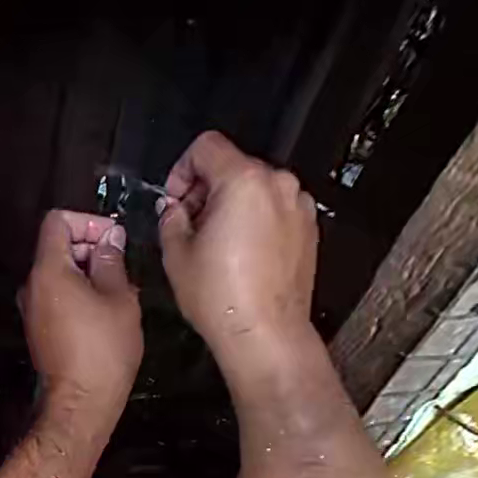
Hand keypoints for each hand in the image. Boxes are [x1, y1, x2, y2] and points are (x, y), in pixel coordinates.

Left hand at [20, 210, 142, 428]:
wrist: (81, 401)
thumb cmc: (104, 348)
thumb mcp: (119, 297)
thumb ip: (111, 260)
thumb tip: (109, 238)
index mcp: (47, 271)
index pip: (56, 221)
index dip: (87, 220)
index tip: (112, 239)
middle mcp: (31, 286)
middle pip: (56, 246)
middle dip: (90, 246)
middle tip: (121, 266)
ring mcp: (31, 309)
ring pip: (57, 273)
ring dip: (87, 271)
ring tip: (118, 290)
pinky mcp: (38, 328)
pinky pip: (55, 296)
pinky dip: (78, 292)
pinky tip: (104, 311)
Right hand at [157, 132, 317, 356]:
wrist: (263, 331)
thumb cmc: (220, 297)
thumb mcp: (176, 255)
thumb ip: (171, 219)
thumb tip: (174, 209)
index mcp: (243, 182)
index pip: (206, 146)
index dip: (181, 170)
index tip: (174, 199)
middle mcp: (277, 184)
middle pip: (232, 167)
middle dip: (205, 192)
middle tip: (187, 228)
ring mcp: (297, 205)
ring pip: (253, 190)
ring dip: (229, 208)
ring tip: (213, 247)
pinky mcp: (306, 227)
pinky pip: (272, 210)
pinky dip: (252, 223)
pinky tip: (237, 257)